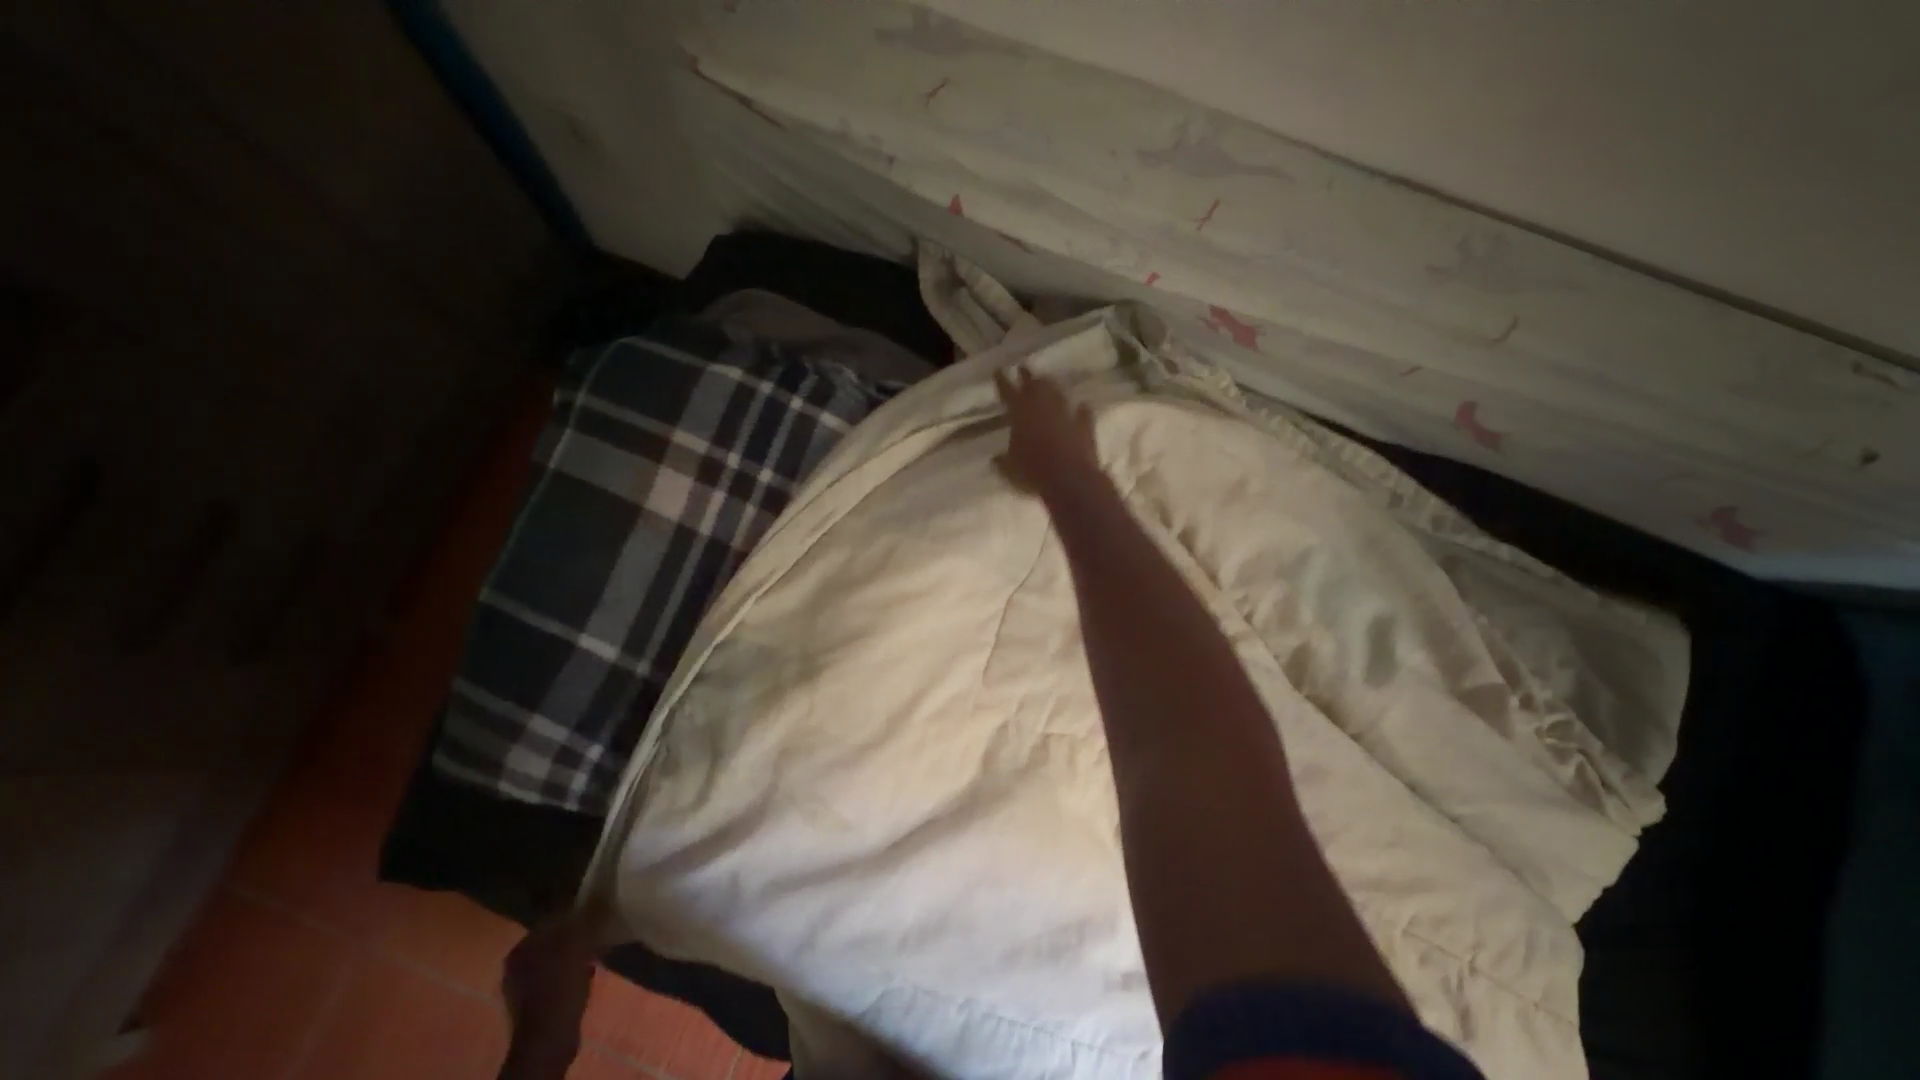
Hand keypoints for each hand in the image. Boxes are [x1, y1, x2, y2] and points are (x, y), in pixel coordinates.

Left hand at [500, 907, 604, 1077]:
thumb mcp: (577, 947)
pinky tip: (587, 977)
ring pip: (555, 960)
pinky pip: (556, 980)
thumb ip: (587, 920)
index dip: (576, 915)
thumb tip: (599, 898)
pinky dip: (571, 975)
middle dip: (576, 936)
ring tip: (596, 955)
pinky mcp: (534, 1005)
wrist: (548, 1040)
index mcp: (521, 948)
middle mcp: (516, 965)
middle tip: (599, 935)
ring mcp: (522, 987)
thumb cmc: (560, 988)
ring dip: (575, 956)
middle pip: (553, 940)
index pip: (551, 920)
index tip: (598, 916)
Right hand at [993, 367, 1100, 496]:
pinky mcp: (1085, 426)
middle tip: (1024, 367)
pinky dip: (1080, 409)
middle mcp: (1043, 407)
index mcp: (1020, 414)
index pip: (1007, 391)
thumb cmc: (1033, 474)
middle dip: (1028, 376)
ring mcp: (1066, 414)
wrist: (1070, 480)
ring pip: (1058, 393)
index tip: (998, 369)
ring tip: (1047, 381)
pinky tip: (1081, 406)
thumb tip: (996, 458)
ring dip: (1051, 387)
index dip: (1002, 380)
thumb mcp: (1009, 470)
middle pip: (1035, 385)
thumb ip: (1003, 461)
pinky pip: (1082, 413)